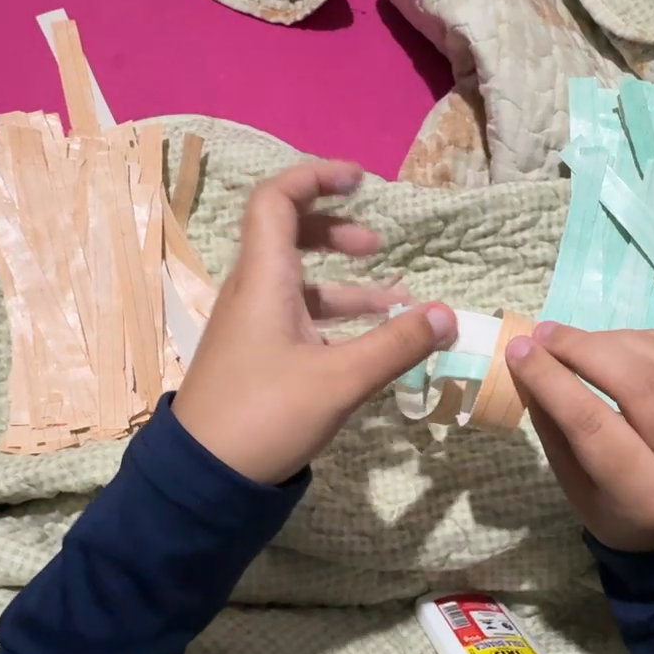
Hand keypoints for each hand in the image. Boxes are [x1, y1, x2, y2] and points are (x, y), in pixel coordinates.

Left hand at [172, 159, 457, 483]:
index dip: (315, 177)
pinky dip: (335, 322)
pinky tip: (369, 346)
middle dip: (337, 233)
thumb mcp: (340, 380)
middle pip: (289, 237)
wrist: (206, 475)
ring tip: (398, 305)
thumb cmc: (266, 415)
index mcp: (263, 279)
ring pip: (301, 287)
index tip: (360, 181)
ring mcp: (253, 327)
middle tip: (376, 245)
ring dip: (347, 288)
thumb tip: (448, 315)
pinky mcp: (256, 357)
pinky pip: (299, 321)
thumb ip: (396, 345)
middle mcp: (253, 293)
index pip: (277, 200)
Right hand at [506, 324, 653, 551]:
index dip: (553, 380)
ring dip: (617, 340)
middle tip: (547, 333)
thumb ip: (554, 424)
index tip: (519, 349)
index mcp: (651, 500)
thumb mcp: (574, 484)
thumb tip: (528, 359)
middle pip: (642, 385)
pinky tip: (624, 344)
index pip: (594, 426)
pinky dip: (653, 340)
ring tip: (581, 340)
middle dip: (585, 349)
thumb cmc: (618, 510)